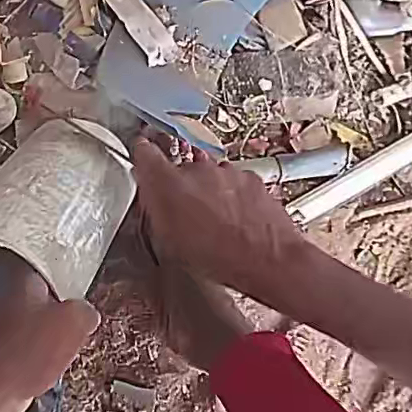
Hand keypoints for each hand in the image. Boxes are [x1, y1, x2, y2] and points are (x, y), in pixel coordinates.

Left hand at [0, 268, 97, 411]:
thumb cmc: (27, 352)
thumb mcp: (72, 322)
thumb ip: (85, 311)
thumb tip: (88, 315)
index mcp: (26, 283)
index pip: (51, 271)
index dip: (71, 282)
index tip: (84, 292)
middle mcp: (12, 301)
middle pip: (47, 301)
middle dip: (65, 315)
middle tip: (80, 324)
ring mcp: (6, 328)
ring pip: (41, 326)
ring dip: (56, 338)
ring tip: (68, 347)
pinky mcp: (5, 353)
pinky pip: (33, 349)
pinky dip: (45, 358)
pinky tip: (51, 366)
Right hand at [131, 138, 312, 307]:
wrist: (269, 259)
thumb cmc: (219, 256)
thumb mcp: (170, 240)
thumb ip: (156, 209)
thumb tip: (151, 195)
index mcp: (168, 183)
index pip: (145, 152)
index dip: (142, 154)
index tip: (142, 157)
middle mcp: (196, 170)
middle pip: (180, 168)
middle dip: (180, 186)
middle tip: (184, 213)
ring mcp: (225, 171)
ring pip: (208, 176)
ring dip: (207, 192)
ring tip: (214, 222)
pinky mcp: (249, 177)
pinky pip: (232, 183)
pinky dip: (231, 196)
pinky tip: (234, 221)